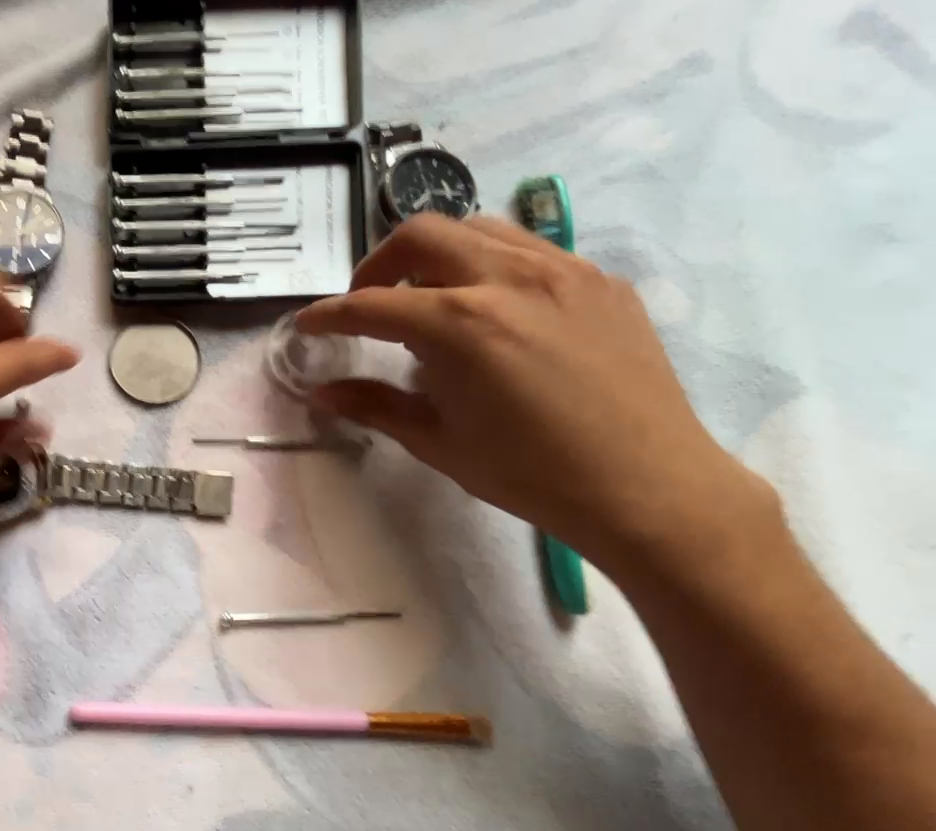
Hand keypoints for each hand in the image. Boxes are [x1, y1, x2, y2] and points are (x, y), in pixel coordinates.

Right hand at [296, 214, 772, 570]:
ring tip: (429, 298)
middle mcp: (508, 279)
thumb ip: (374, 405)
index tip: (306, 325)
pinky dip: (490, 266)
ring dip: (437, 253)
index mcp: (460, 325)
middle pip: (423, 234)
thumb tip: (322, 393)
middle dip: (379, 263)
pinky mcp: (600, 279)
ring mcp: (562, 271)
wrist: (643, 481)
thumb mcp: (437, 441)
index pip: (371, 305)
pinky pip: (530, 249)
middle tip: (368, 302)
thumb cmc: (528, 472)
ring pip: (479, 228)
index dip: (328, 315)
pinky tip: (492, 311)